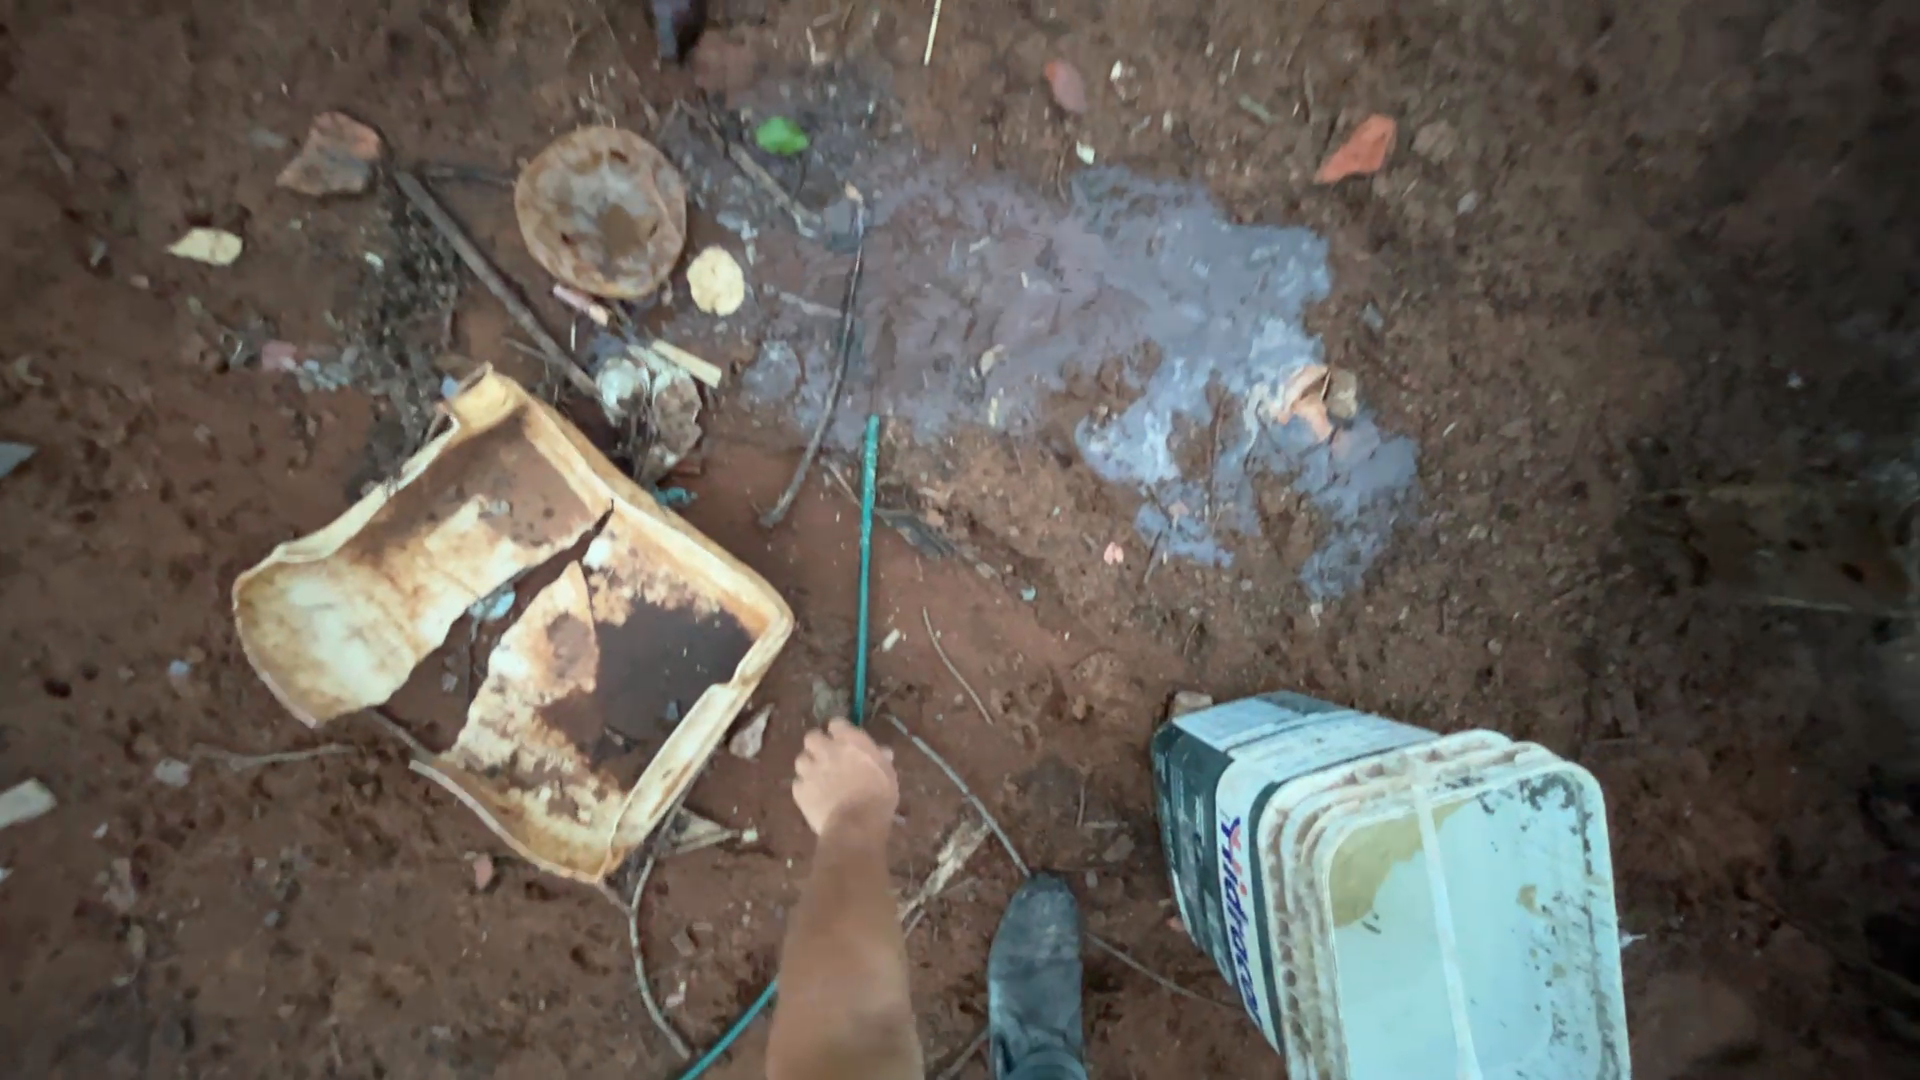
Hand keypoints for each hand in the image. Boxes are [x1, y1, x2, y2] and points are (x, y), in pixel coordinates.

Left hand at [792, 719, 898, 837]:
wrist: (856, 825)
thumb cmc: (878, 796)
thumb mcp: (887, 774)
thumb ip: (880, 759)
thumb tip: (883, 752)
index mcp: (849, 740)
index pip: (836, 723)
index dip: (839, 731)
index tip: (844, 739)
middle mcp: (826, 749)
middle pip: (812, 736)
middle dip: (817, 744)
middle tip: (826, 756)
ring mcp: (809, 770)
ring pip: (801, 759)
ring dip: (809, 765)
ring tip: (818, 777)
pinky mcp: (799, 790)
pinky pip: (798, 784)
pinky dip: (804, 788)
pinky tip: (814, 796)